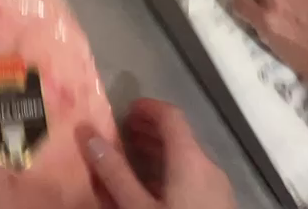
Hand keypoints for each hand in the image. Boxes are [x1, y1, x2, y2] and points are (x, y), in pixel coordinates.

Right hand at [79, 99, 234, 208]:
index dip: (147, 108)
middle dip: (149, 132)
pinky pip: (194, 180)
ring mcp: (219, 192)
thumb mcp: (136, 208)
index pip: (171, 116)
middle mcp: (210, 168)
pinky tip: (153, 194)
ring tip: (132, 163)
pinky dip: (172, 174)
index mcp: (191, 159)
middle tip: (121, 136)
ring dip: (160, 154)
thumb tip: (87, 133)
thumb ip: (113, 171)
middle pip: (179, 137)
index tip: (123, 111)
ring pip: (187, 160)